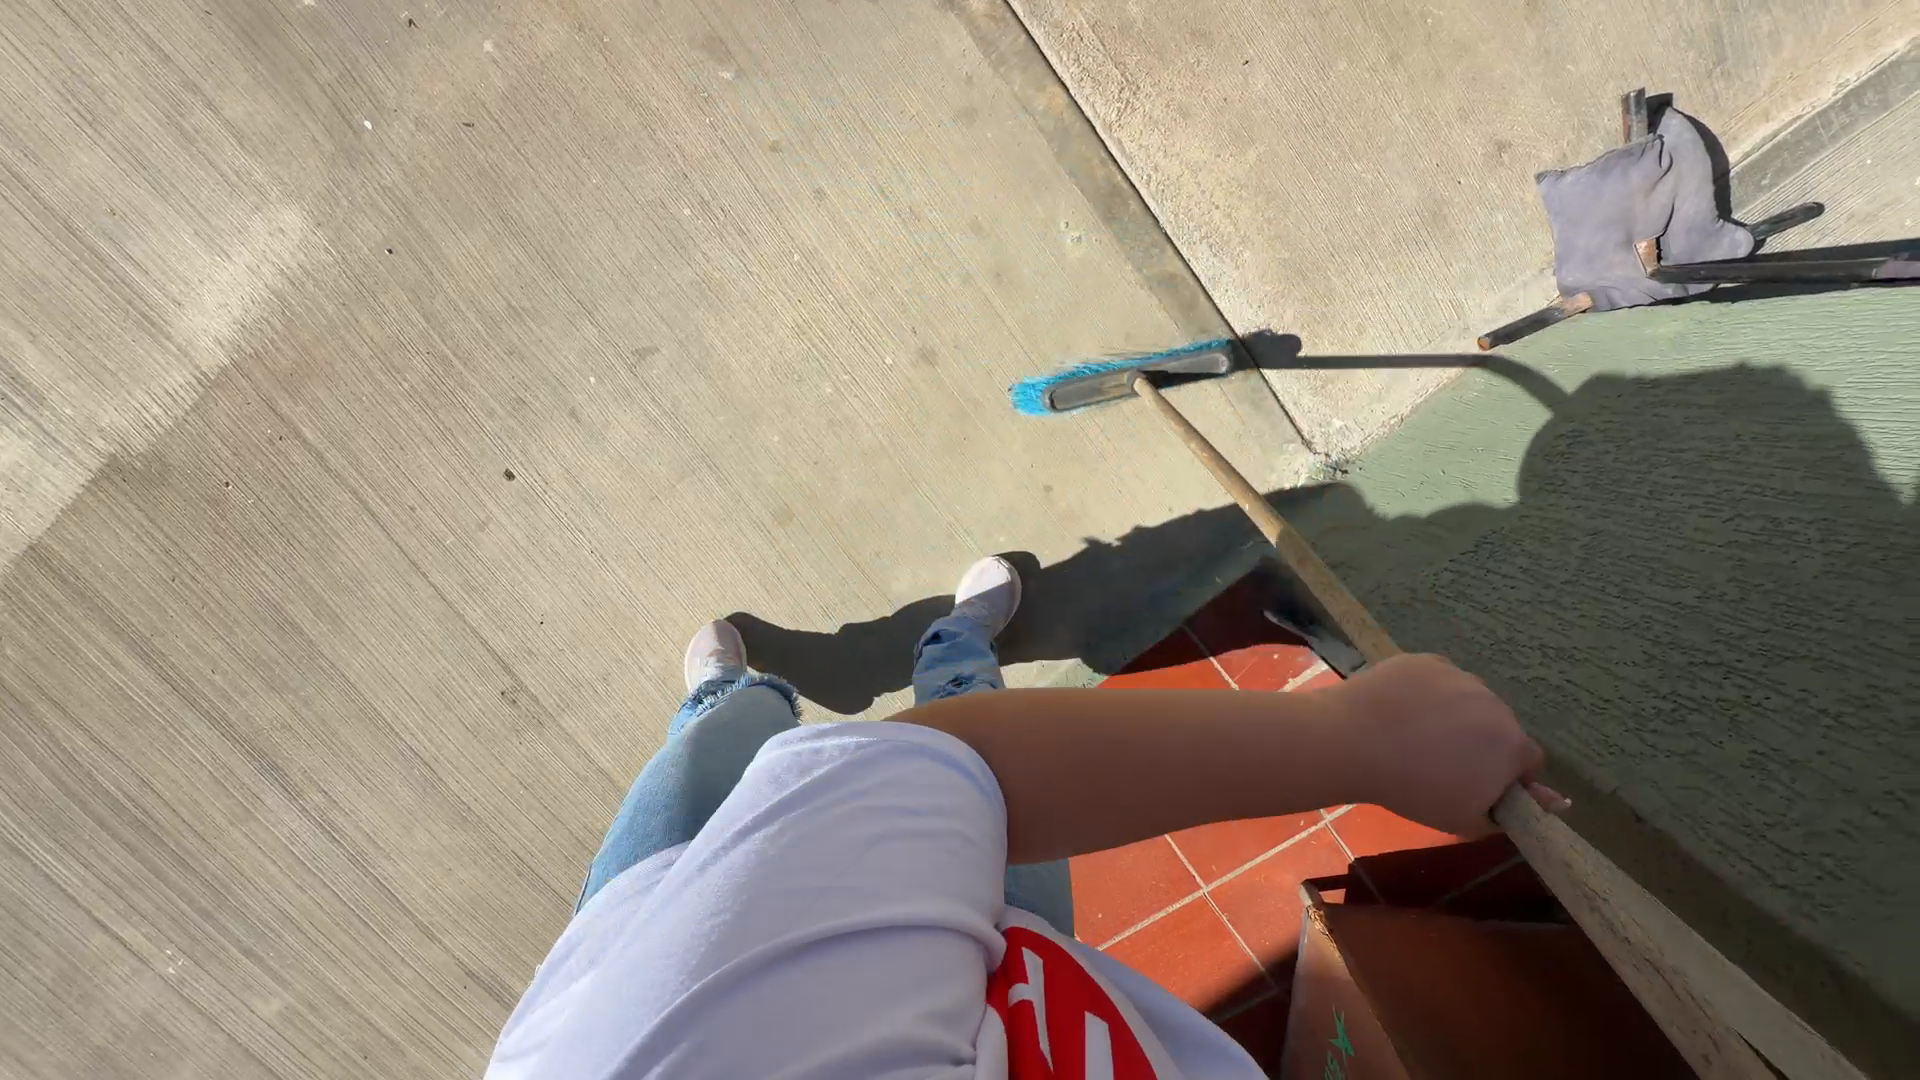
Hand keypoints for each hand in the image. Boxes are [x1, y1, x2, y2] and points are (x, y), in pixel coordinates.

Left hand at [1322, 653, 1569, 836]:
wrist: (1349, 741)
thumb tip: (1555, 802)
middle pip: (1498, 725)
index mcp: (1513, 743)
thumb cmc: (1410, 787)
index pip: (1527, 760)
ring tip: (1414, 730)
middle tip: (1438, 757)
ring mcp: (1457, 676)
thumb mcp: (1466, 819)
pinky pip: (1436, 678)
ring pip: (1468, 699)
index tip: (1473, 782)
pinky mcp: (1423, 660)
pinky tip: (1401, 706)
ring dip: (1454, 713)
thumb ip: (1512, 812)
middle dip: (1479, 741)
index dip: (1504, 774)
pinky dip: (1426, 690)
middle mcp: (1494, 702)